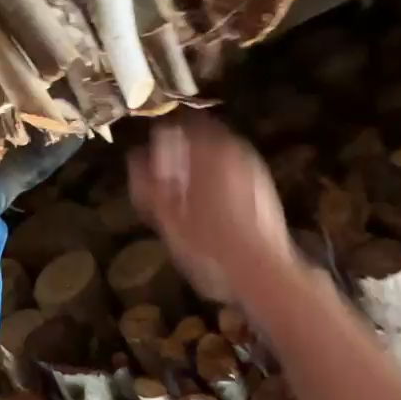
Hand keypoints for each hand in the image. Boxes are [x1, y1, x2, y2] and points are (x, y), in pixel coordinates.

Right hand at [126, 114, 295, 302]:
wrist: (263, 273)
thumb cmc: (209, 246)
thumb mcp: (168, 219)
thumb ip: (149, 184)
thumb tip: (135, 158)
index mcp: (209, 152)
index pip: (181, 125)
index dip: (163, 138)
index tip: (152, 158)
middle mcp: (235, 151)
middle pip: (204, 137)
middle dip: (184, 151)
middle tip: (167, 177)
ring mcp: (254, 169)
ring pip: (221, 155)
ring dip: (202, 166)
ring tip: (187, 196)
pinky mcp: (265, 189)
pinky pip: (235, 172)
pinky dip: (219, 181)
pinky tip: (211, 210)